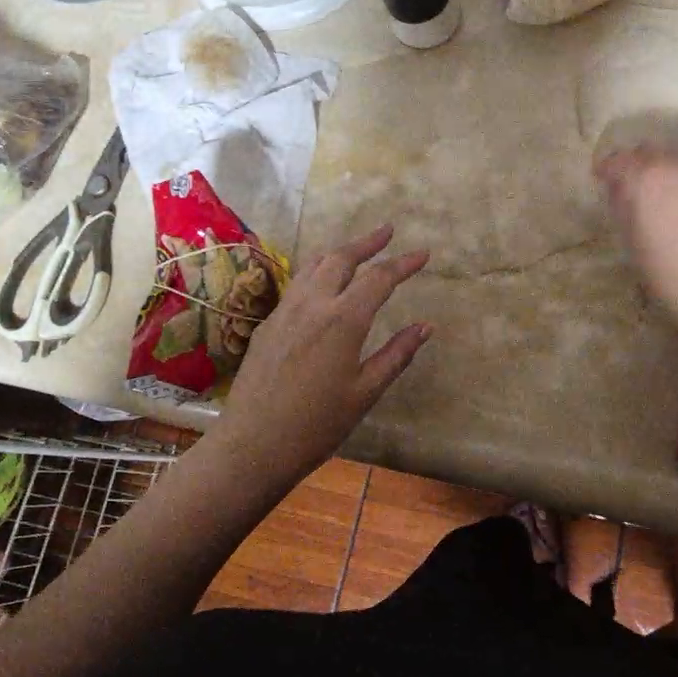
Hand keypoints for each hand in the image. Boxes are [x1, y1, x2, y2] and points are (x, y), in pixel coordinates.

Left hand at [216, 224, 431, 475]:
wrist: (252, 445)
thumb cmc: (316, 425)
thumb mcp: (365, 393)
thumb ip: (396, 355)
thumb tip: (425, 327)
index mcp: (343, 320)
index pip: (379, 278)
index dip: (403, 263)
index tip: (423, 253)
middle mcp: (312, 305)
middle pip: (341, 258)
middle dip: (367, 242)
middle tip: (387, 231)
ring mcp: (285, 311)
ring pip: (313, 266)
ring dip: (339, 252)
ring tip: (356, 249)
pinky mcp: (268, 325)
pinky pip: (297, 284)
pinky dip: (317, 271)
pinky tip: (322, 283)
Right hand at [594, 145, 677, 331]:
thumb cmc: (664, 273)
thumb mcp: (630, 239)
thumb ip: (621, 204)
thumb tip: (617, 188)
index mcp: (642, 179)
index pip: (617, 161)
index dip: (607, 170)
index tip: (602, 180)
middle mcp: (673, 164)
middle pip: (646, 152)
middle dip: (634, 166)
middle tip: (629, 188)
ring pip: (673, 156)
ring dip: (660, 168)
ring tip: (657, 193)